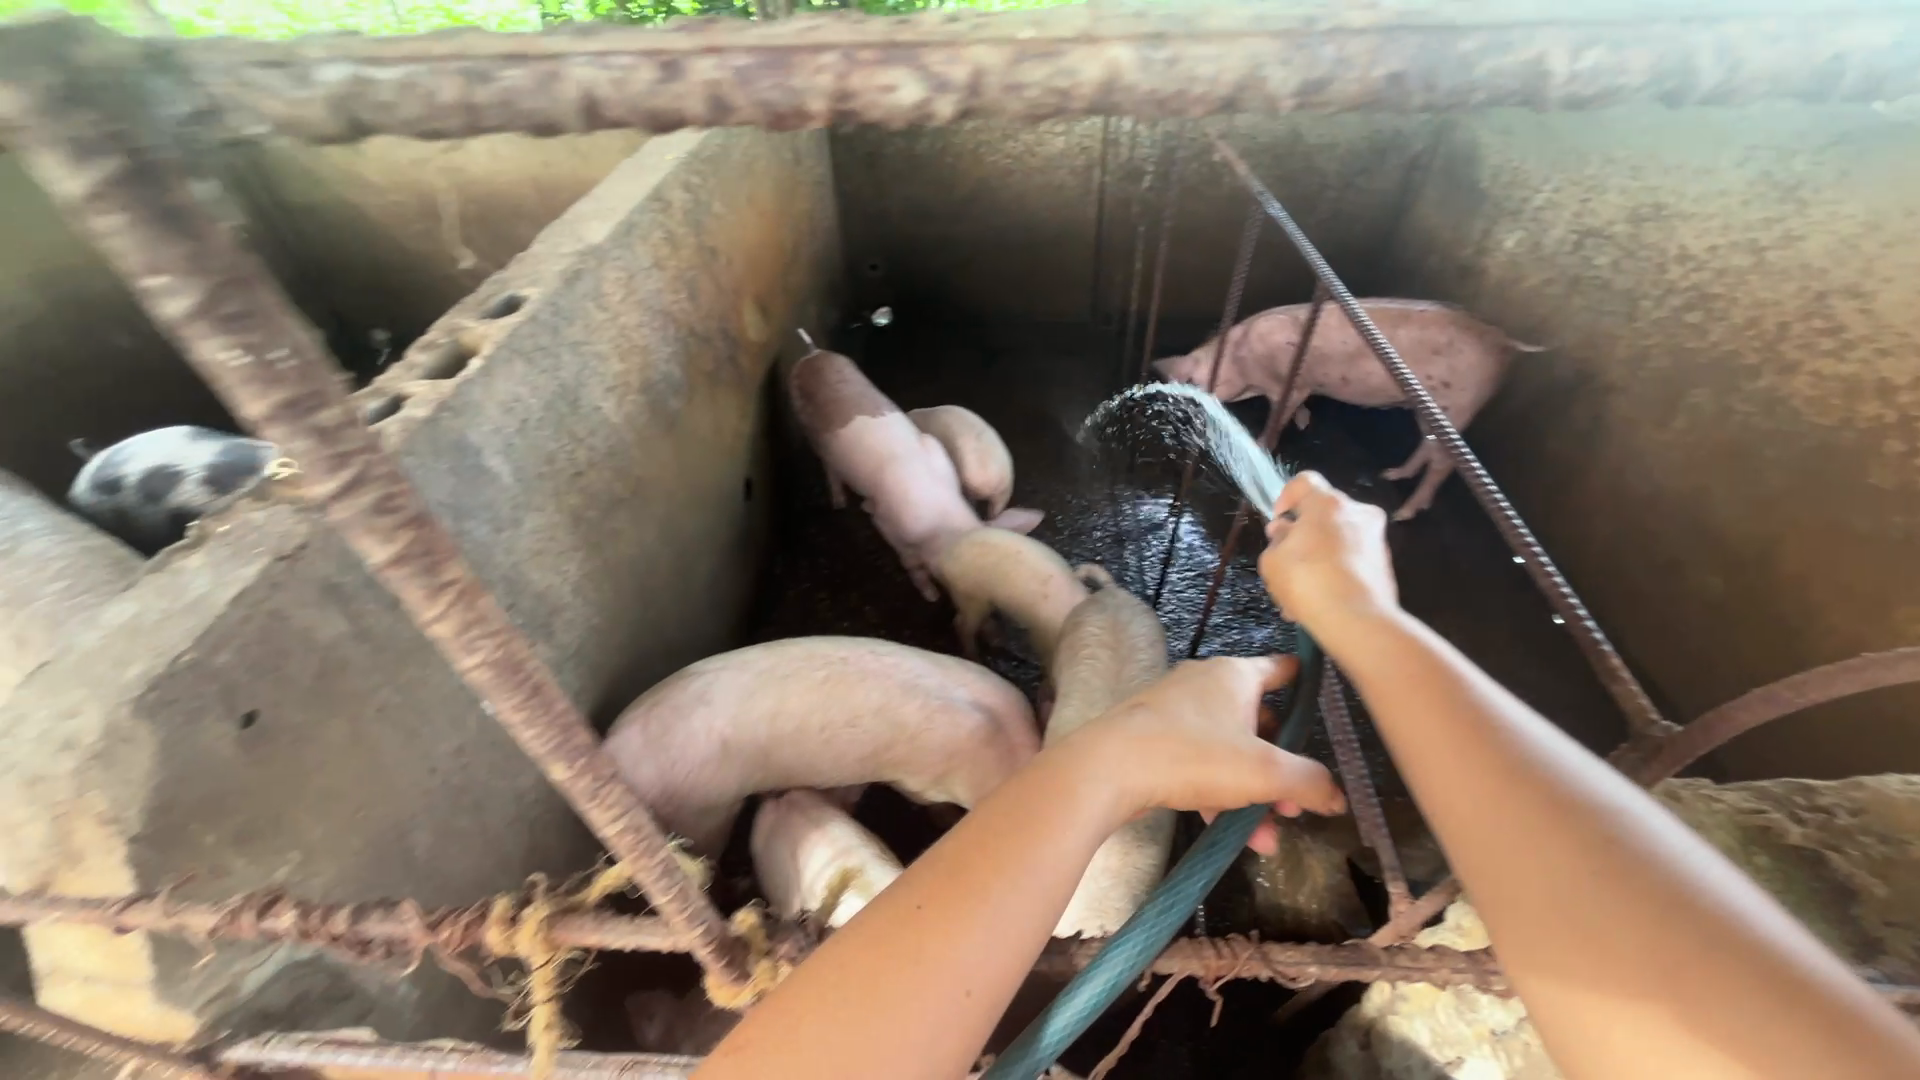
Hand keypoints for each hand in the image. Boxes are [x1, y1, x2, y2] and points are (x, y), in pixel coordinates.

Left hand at [1064, 655, 1346, 854]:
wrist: (1108, 767)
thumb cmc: (1194, 754)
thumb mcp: (1265, 772)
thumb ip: (1310, 781)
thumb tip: (1336, 795)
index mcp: (1234, 675)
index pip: (1282, 669)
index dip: (1307, 685)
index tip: (1326, 704)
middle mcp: (1204, 684)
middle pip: (1257, 722)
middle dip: (1281, 768)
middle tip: (1296, 806)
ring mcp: (1174, 711)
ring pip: (1228, 751)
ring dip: (1252, 794)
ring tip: (1267, 839)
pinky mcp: (1153, 739)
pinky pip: (1198, 764)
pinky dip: (1217, 795)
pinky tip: (1229, 835)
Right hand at [1258, 471, 1399, 626]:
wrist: (1357, 620)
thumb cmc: (1307, 581)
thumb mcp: (1272, 561)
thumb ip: (1277, 540)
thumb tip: (1285, 531)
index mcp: (1328, 504)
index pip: (1304, 481)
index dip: (1285, 497)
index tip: (1278, 522)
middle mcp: (1358, 513)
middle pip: (1323, 513)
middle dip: (1302, 534)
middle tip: (1286, 561)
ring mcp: (1376, 539)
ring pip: (1337, 540)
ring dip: (1317, 558)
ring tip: (1299, 592)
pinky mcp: (1385, 565)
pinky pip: (1350, 562)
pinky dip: (1334, 574)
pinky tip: (1318, 601)